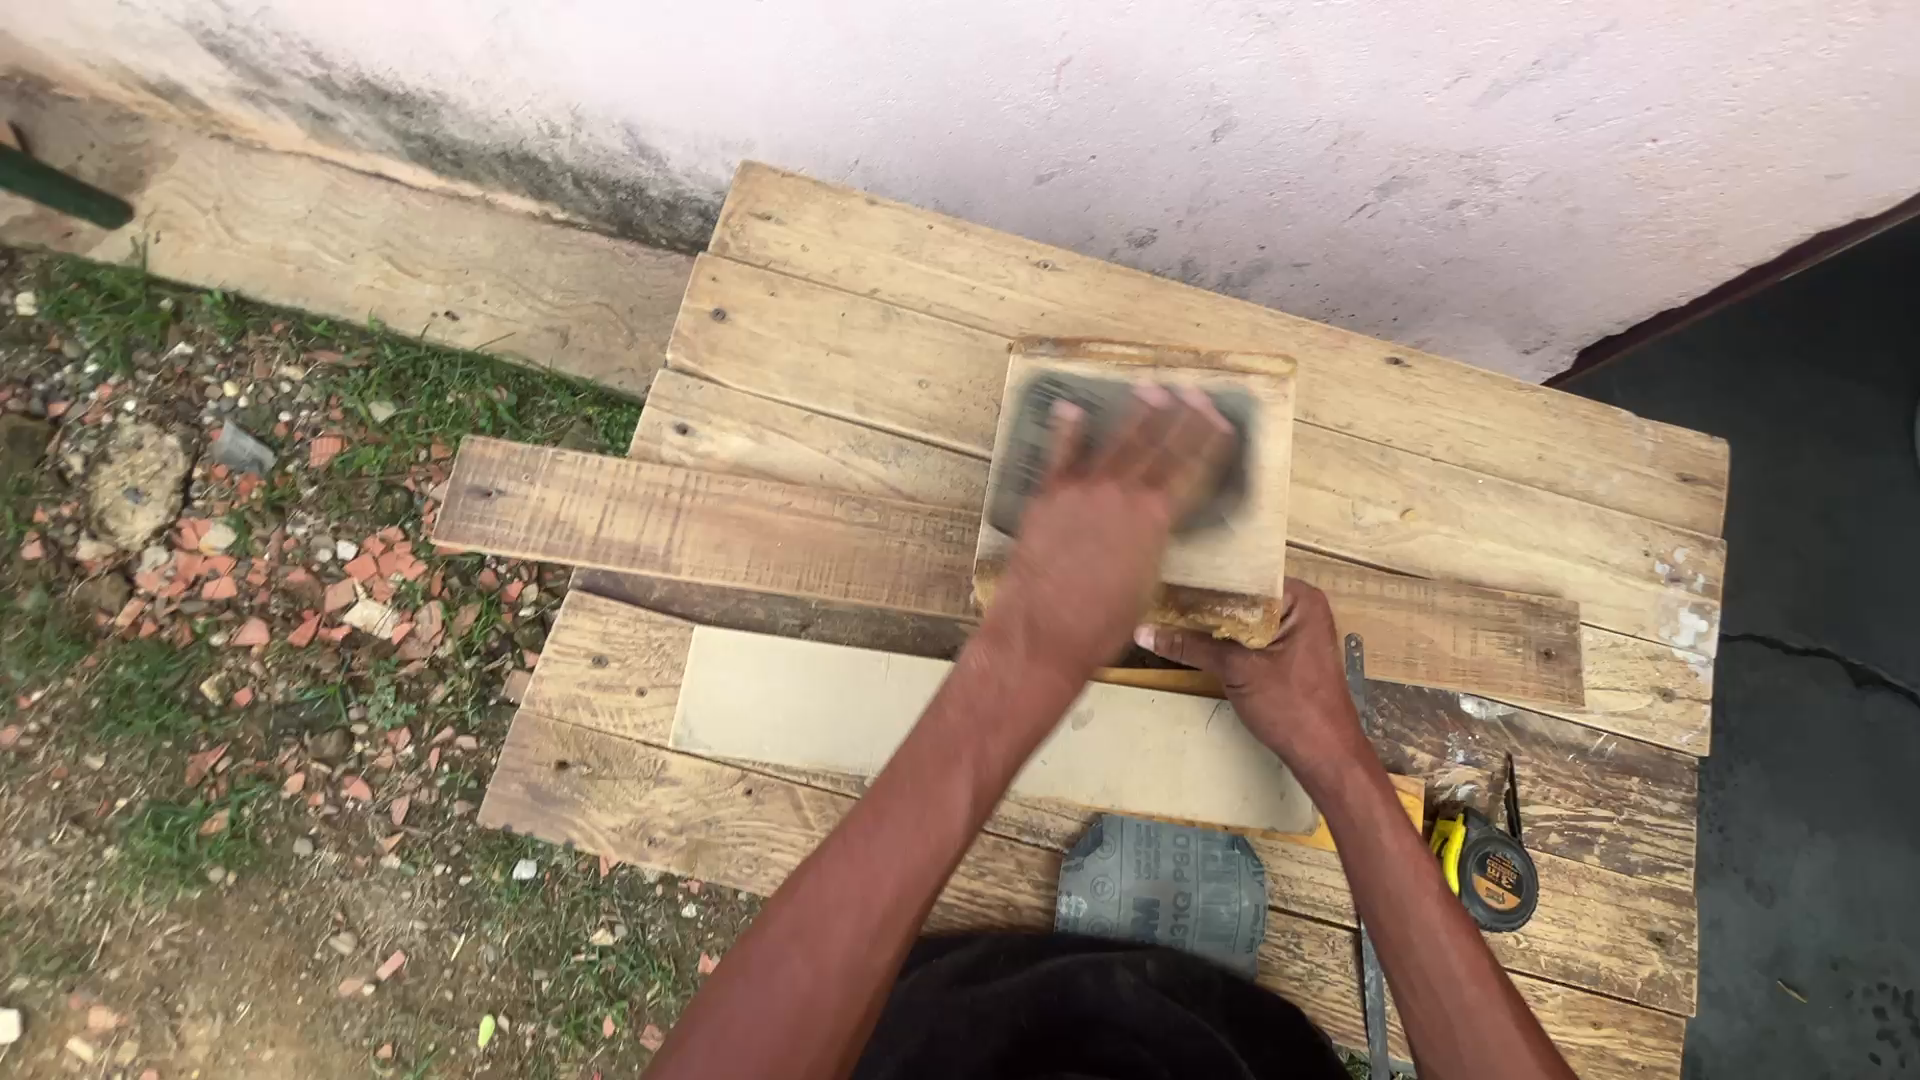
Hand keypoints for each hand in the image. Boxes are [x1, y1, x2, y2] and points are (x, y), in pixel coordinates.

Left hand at [992, 384, 1234, 676]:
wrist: (1042, 630)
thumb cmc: (1101, 624)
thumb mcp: (1146, 586)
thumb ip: (1152, 547)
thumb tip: (1152, 529)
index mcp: (1156, 520)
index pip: (1192, 470)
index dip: (1209, 442)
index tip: (1222, 419)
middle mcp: (1124, 495)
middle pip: (1159, 446)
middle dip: (1180, 416)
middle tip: (1194, 391)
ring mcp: (1083, 491)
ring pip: (1116, 443)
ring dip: (1136, 414)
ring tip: (1151, 388)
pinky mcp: (1048, 496)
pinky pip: (1059, 455)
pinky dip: (1066, 430)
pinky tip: (1071, 407)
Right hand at [1134, 578, 1372, 783]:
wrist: (1325, 757)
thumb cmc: (1292, 707)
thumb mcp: (1237, 670)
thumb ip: (1191, 646)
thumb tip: (1142, 631)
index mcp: (1300, 598)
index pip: (1244, 575)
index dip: (1204, 577)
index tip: (1166, 575)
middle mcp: (1299, 606)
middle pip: (1241, 594)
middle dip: (1202, 598)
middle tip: (1158, 592)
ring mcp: (1293, 629)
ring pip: (1241, 615)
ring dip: (1209, 619)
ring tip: (1165, 609)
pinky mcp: (1283, 651)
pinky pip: (1246, 633)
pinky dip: (1221, 636)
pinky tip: (1189, 634)